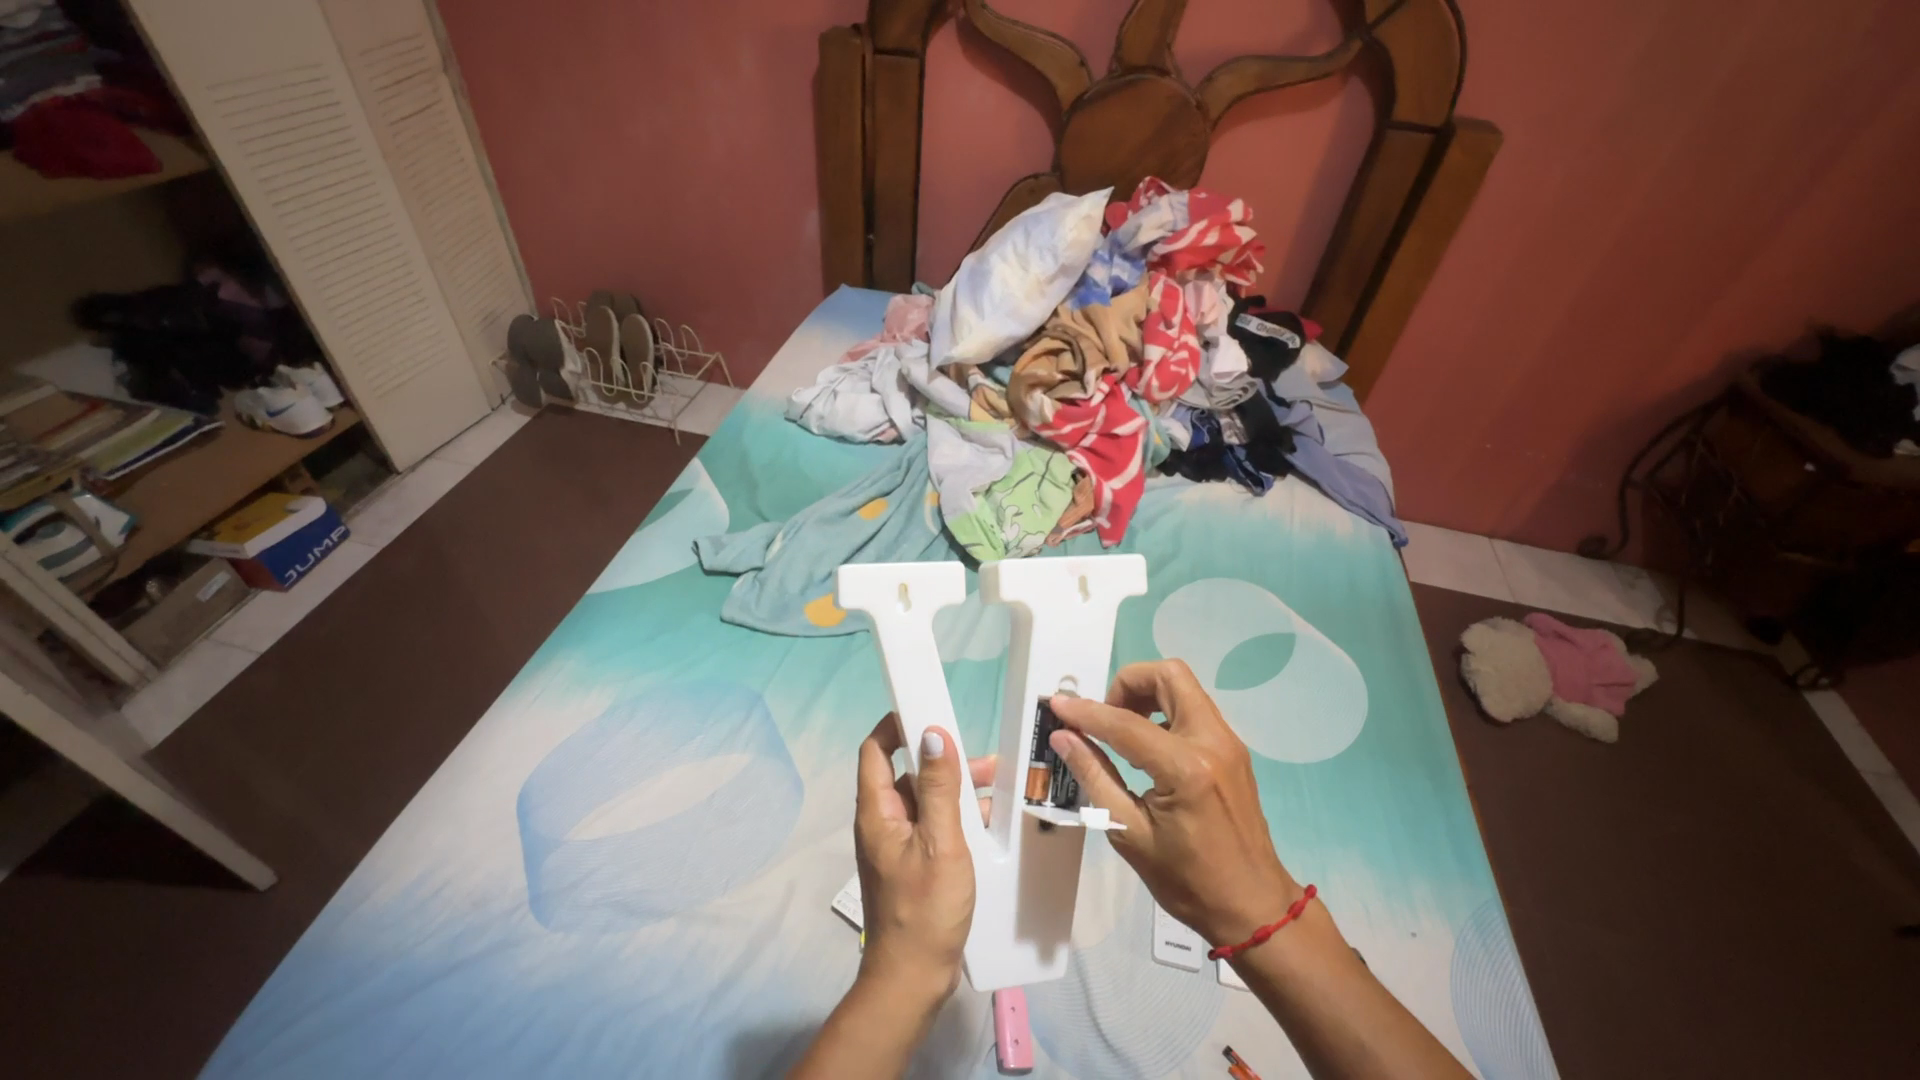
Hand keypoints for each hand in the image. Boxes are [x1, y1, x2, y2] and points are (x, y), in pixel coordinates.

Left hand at [853, 715, 990, 1005]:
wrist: (912, 979)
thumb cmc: (925, 909)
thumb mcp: (941, 843)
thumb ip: (939, 788)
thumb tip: (932, 733)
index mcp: (877, 812)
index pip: (875, 750)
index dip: (896, 725)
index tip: (928, 711)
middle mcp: (882, 823)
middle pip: (906, 773)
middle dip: (942, 761)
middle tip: (984, 762)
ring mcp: (897, 846)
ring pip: (924, 801)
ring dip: (955, 791)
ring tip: (996, 789)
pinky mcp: (912, 865)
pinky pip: (933, 827)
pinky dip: (956, 819)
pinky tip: (989, 823)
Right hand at [1049, 660, 1300, 945]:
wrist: (1254, 907)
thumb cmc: (1188, 881)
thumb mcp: (1129, 834)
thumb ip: (1095, 777)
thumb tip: (1064, 737)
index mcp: (1186, 769)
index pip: (1125, 723)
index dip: (1085, 712)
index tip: (1056, 705)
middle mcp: (1213, 742)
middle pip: (1169, 675)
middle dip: (1127, 684)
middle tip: (1104, 717)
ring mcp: (1228, 743)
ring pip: (1184, 687)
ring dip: (1148, 695)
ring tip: (1121, 732)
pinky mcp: (1233, 751)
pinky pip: (1194, 710)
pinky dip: (1165, 712)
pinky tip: (1146, 748)